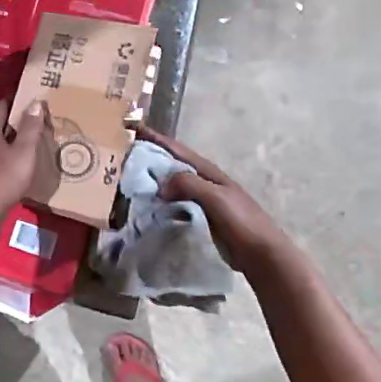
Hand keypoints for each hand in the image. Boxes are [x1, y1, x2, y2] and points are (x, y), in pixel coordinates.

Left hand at [0, 100, 51, 220]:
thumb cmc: (5, 179)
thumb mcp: (24, 152)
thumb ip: (30, 128)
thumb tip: (35, 102)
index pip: (0, 107)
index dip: (14, 100)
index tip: (30, 99)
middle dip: (13, 120)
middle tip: (33, 122)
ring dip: (8, 138)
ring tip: (26, 143)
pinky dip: (3, 153)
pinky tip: (13, 164)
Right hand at [136, 126, 291, 274]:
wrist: (260, 253)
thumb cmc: (241, 221)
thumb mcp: (216, 196)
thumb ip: (188, 183)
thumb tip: (160, 185)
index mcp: (207, 171)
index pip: (176, 149)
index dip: (154, 138)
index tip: (130, 128)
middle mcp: (201, 181)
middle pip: (169, 165)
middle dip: (147, 157)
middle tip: (120, 155)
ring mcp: (199, 199)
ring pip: (168, 184)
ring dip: (150, 180)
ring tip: (125, 179)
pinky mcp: (196, 216)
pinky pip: (170, 203)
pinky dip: (156, 201)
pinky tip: (143, 206)